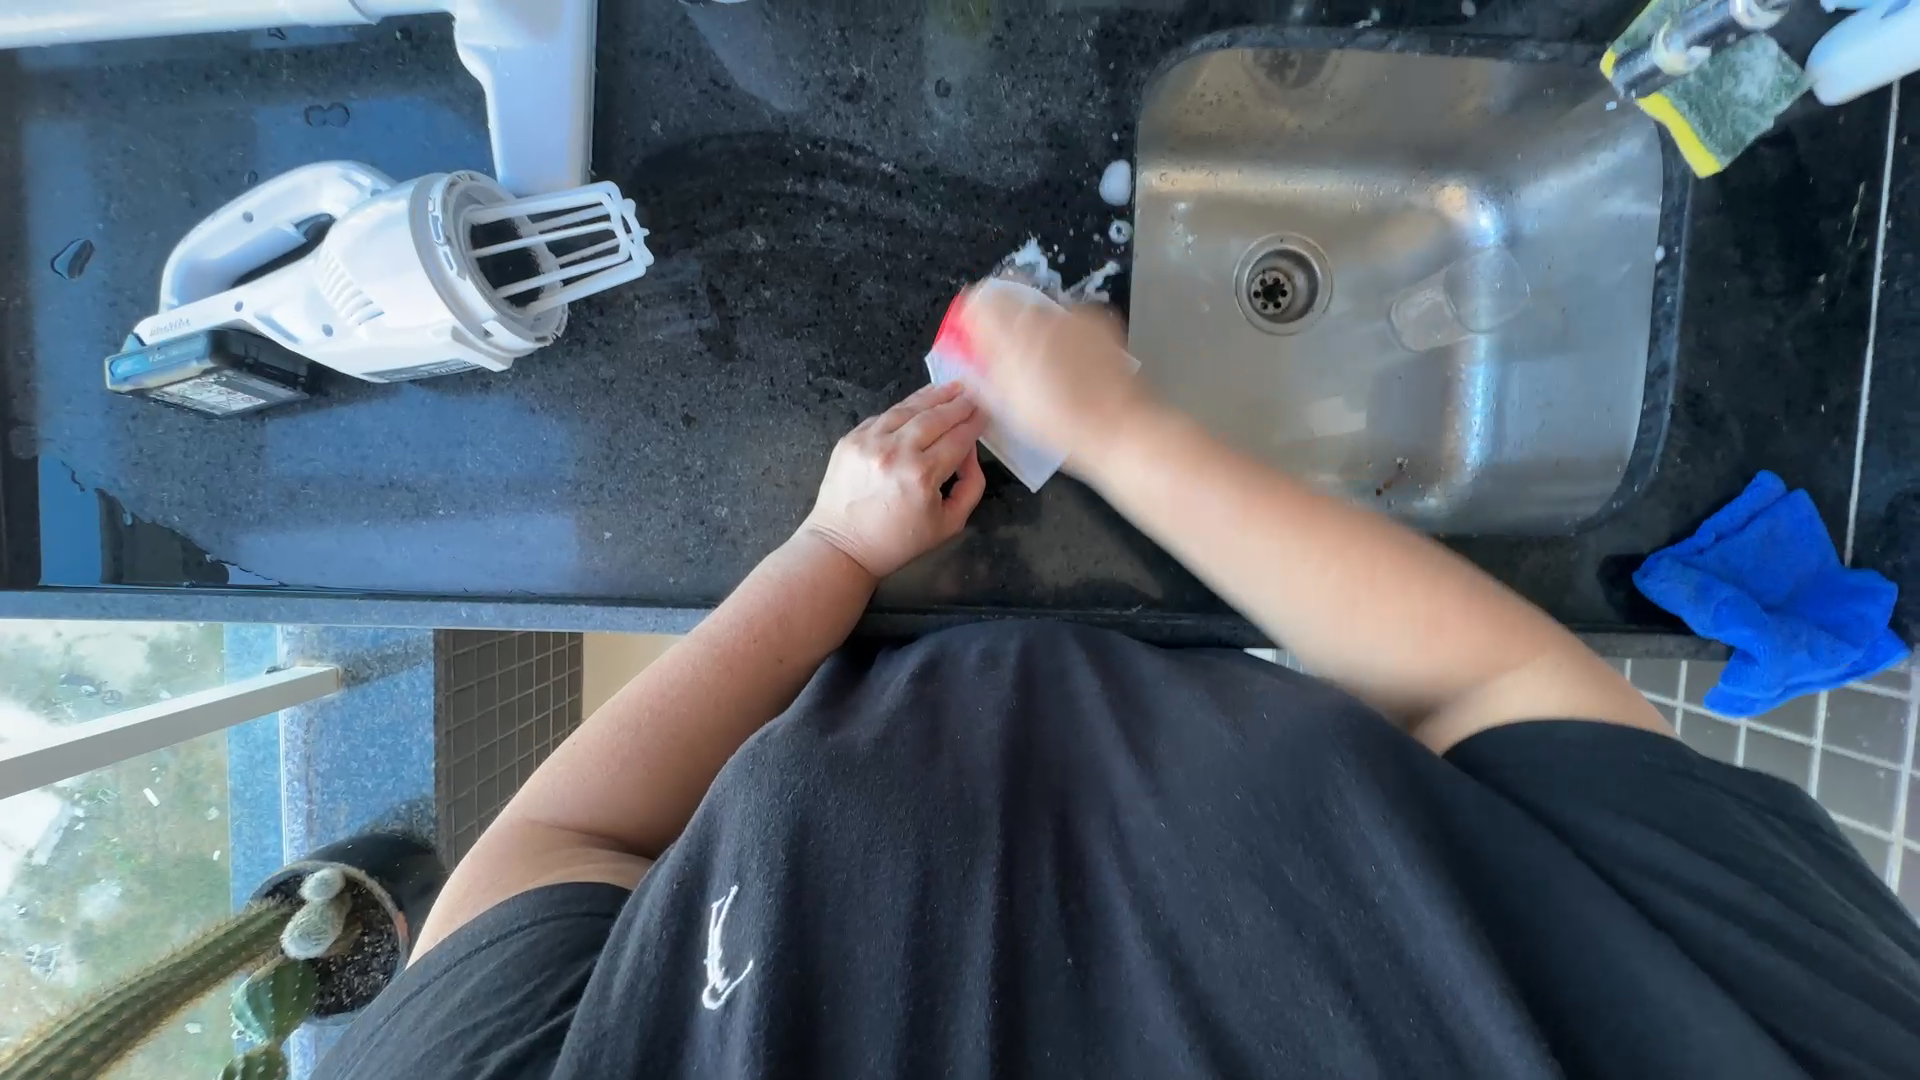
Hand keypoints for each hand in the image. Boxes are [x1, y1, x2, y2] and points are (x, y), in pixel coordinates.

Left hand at [801, 382, 989, 579]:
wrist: (842, 546)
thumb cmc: (899, 541)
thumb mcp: (949, 524)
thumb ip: (970, 486)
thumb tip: (970, 452)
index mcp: (922, 476)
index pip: (957, 439)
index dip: (974, 424)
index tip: (984, 413)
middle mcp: (896, 452)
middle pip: (935, 417)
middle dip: (957, 404)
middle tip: (971, 394)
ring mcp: (869, 442)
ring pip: (907, 409)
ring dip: (931, 396)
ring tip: (949, 388)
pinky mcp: (850, 439)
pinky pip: (883, 417)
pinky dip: (903, 409)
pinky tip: (917, 404)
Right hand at [953, 278, 1154, 470]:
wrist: (1118, 424)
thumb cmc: (1061, 422)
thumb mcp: (1009, 404)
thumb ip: (981, 373)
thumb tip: (966, 359)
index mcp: (1013, 333)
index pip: (978, 301)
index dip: (970, 316)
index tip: (969, 332)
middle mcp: (1042, 315)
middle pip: (1009, 301)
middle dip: (1001, 323)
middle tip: (1002, 353)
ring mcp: (1073, 315)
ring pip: (1040, 311)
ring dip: (1031, 329)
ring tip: (1040, 365)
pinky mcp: (1098, 321)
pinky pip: (1069, 320)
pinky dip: (1061, 334)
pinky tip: (1067, 362)